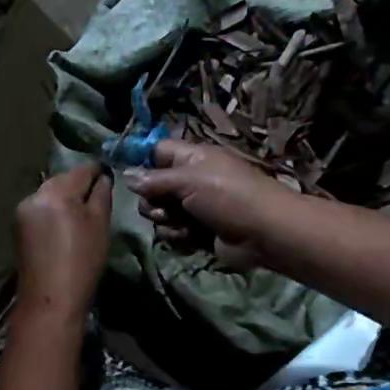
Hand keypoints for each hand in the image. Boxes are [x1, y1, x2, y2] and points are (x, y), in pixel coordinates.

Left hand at [15, 163, 111, 318]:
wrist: (50, 299)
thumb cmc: (83, 261)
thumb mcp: (100, 225)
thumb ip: (102, 195)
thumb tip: (104, 177)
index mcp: (56, 192)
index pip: (83, 169)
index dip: (100, 172)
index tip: (112, 180)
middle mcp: (35, 195)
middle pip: (64, 179)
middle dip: (82, 185)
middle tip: (101, 201)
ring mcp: (23, 210)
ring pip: (52, 193)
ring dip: (68, 198)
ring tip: (84, 216)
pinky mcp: (19, 226)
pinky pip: (43, 207)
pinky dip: (56, 210)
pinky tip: (67, 227)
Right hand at [125, 141, 296, 270]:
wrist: (264, 232)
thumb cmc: (229, 196)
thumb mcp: (190, 179)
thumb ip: (155, 179)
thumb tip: (127, 175)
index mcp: (193, 158)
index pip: (158, 151)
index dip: (141, 160)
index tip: (125, 174)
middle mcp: (192, 180)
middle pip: (153, 186)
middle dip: (152, 200)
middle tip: (164, 206)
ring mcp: (195, 207)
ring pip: (160, 213)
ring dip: (165, 220)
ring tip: (183, 224)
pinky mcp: (198, 232)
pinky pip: (173, 232)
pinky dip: (178, 236)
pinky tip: (191, 238)